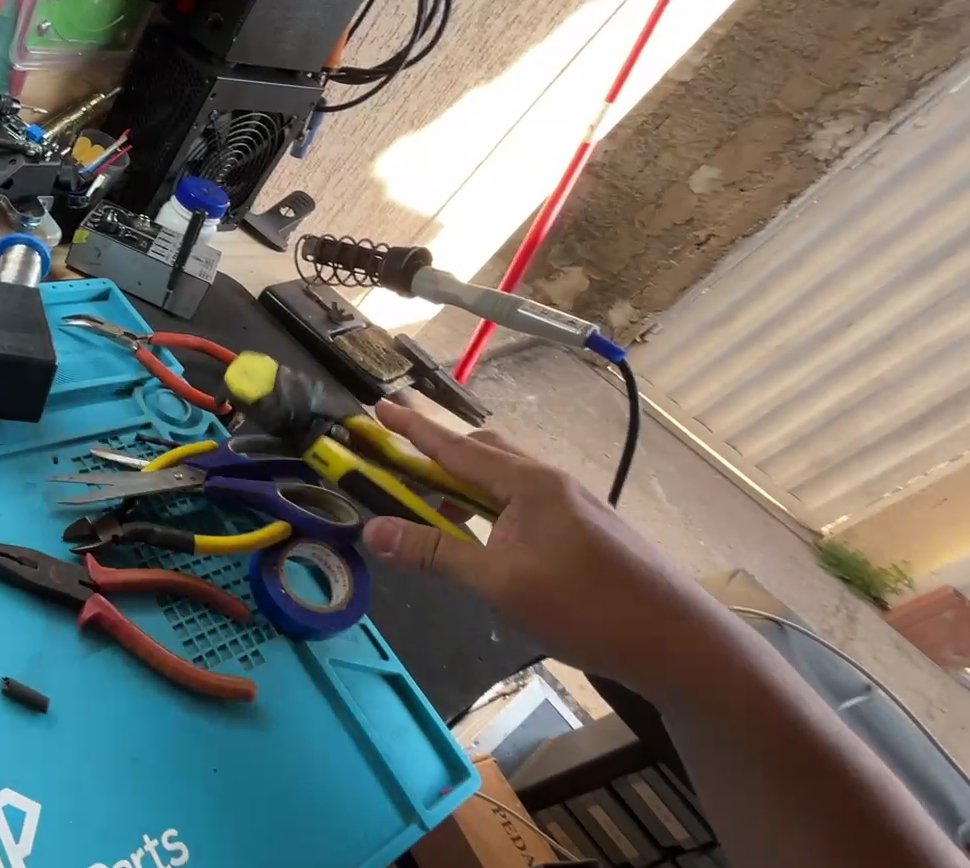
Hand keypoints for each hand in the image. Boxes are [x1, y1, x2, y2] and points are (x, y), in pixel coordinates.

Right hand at [361, 401, 720, 698]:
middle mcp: (550, 482)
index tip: (379, 407)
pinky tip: (483, 537)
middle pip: (482, 450)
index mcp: (529, 484)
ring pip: (503, 476)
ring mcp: (572, 504)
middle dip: (437, 453)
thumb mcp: (499, 583)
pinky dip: (487, 504)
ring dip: (463, 482)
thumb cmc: (589, 609)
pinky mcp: (584, 528)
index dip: (414, 428)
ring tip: (435, 510)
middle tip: (400, 469)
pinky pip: (520, 499)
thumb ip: (433, 553)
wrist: (686, 649)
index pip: (456, 446)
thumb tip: (371, 532)